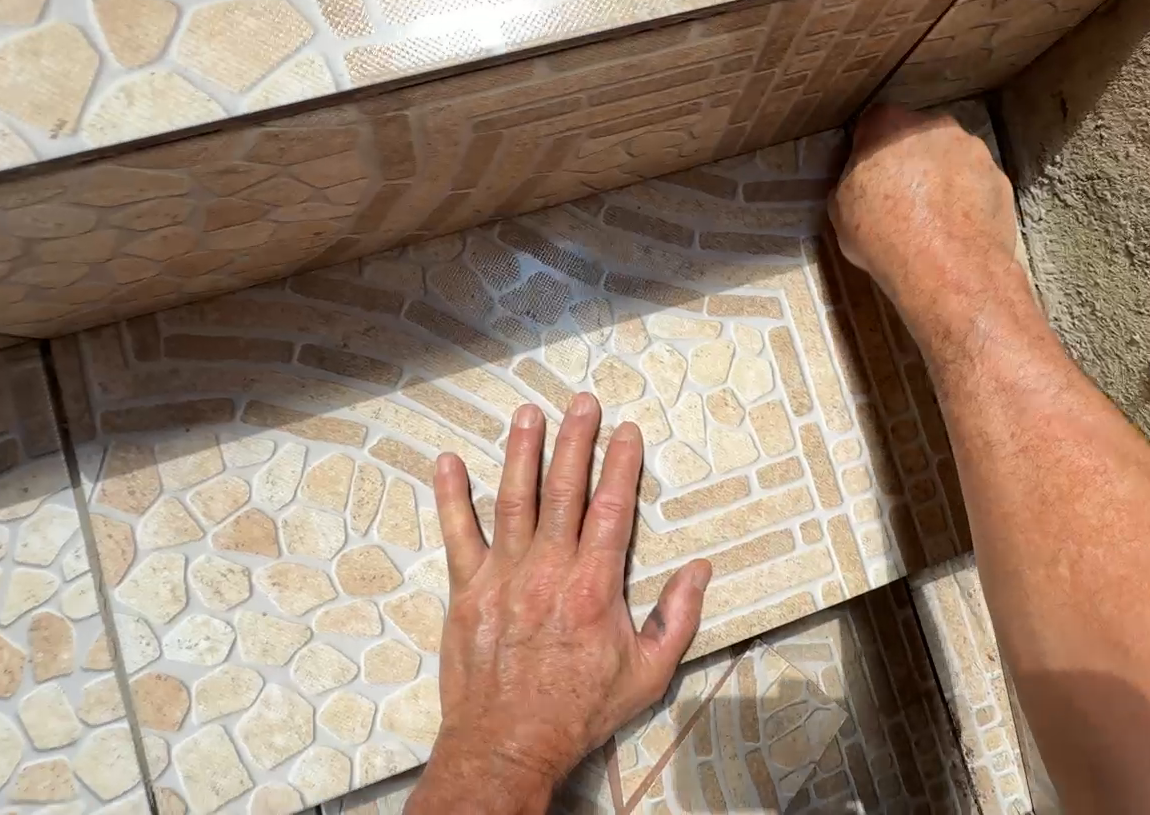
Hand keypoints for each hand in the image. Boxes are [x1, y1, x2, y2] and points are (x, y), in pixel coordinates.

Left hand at [408, 394, 711, 812]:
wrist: (506, 746)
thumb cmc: (580, 709)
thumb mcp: (648, 674)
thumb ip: (678, 618)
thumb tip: (701, 568)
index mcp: (593, 586)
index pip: (612, 508)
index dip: (621, 464)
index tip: (627, 430)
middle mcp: (548, 570)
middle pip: (564, 490)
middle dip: (575, 440)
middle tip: (582, 402)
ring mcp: (503, 576)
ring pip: (514, 499)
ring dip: (522, 452)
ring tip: (529, 413)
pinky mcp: (467, 589)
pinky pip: (457, 534)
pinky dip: (451, 496)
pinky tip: (448, 461)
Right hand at [830, 104, 1020, 310]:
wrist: (946, 266)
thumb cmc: (882, 234)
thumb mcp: (840, 211)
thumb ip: (849, 182)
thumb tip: (857, 181)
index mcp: (889, 126)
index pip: (874, 122)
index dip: (869, 148)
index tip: (866, 174)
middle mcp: (935, 126)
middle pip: (917, 137)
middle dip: (909, 160)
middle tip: (898, 197)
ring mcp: (974, 150)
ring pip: (951, 158)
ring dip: (940, 179)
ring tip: (931, 220)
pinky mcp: (1000, 178)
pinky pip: (976, 183)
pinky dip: (967, 199)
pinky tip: (956, 230)